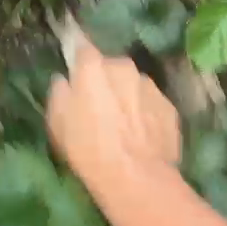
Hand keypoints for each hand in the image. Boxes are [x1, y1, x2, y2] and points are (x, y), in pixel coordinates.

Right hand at [47, 35, 182, 197]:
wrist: (137, 180)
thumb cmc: (88, 149)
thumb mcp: (57, 122)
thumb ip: (59, 92)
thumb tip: (65, 80)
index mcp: (93, 66)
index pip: (81, 45)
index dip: (77, 53)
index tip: (75, 64)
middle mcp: (123, 67)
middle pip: (110, 66)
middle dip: (104, 80)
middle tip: (98, 106)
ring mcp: (149, 86)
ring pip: (132, 84)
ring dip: (126, 96)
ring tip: (123, 125)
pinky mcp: (169, 107)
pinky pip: (150, 104)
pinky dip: (145, 113)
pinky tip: (141, 136)